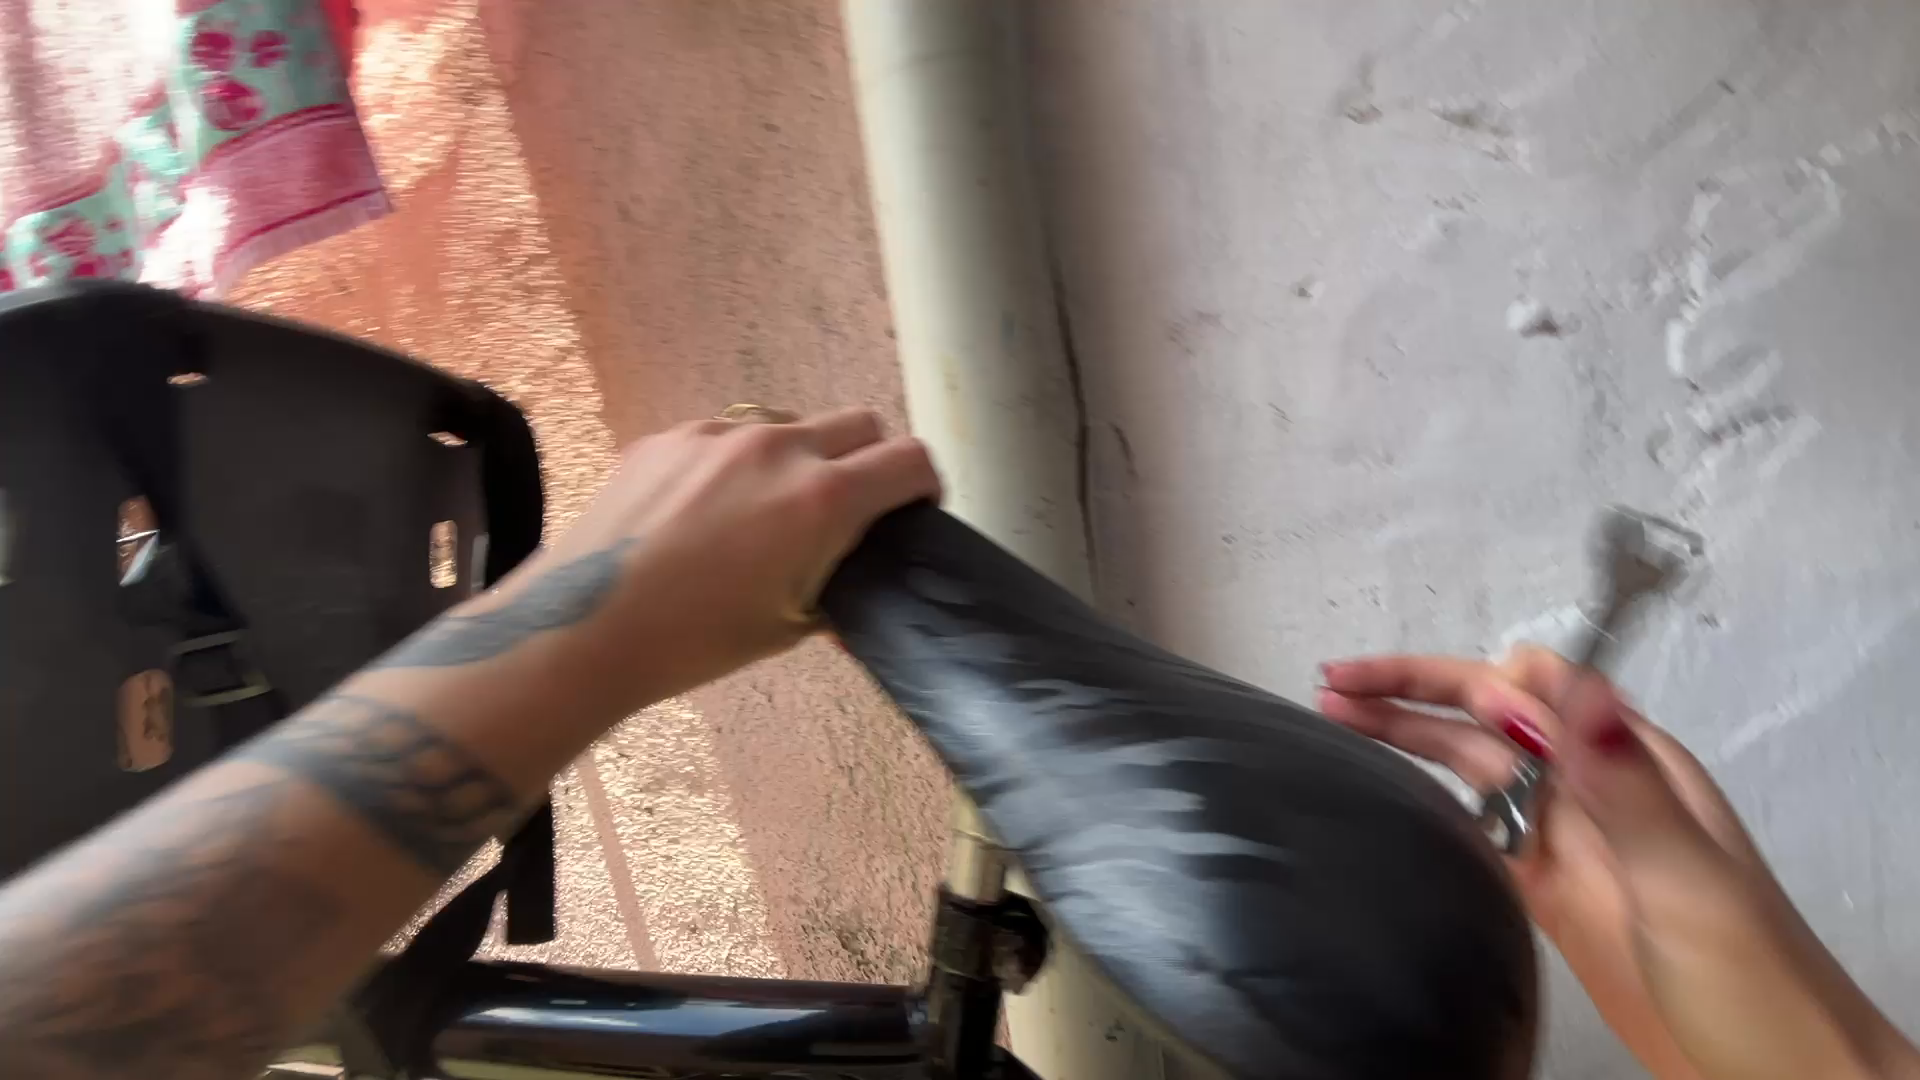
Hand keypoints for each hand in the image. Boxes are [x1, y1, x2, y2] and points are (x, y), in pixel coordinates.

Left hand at [487, 407, 937, 709]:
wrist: (580, 628)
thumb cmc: (697, 640)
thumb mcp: (789, 625)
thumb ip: (839, 588)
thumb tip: (853, 586)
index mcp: (821, 498)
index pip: (910, 458)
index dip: (924, 484)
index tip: (912, 511)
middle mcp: (778, 448)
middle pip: (861, 422)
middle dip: (871, 460)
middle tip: (846, 510)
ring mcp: (718, 433)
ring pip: (793, 425)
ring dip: (804, 458)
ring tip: (765, 512)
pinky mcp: (670, 434)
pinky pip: (730, 435)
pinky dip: (742, 464)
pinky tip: (705, 511)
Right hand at [1318, 648, 1918, 1079]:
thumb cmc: (1748, 981)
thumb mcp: (1687, 878)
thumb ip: (1620, 780)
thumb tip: (1570, 686)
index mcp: (1623, 762)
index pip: (1524, 687)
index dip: (1452, 675)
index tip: (1386, 683)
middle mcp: (1580, 781)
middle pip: (1479, 713)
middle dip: (1404, 689)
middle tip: (1332, 681)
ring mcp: (1553, 827)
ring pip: (1462, 755)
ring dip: (1399, 728)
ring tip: (1331, 713)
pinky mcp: (1532, 873)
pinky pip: (1463, 811)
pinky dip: (1417, 786)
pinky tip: (1377, 780)